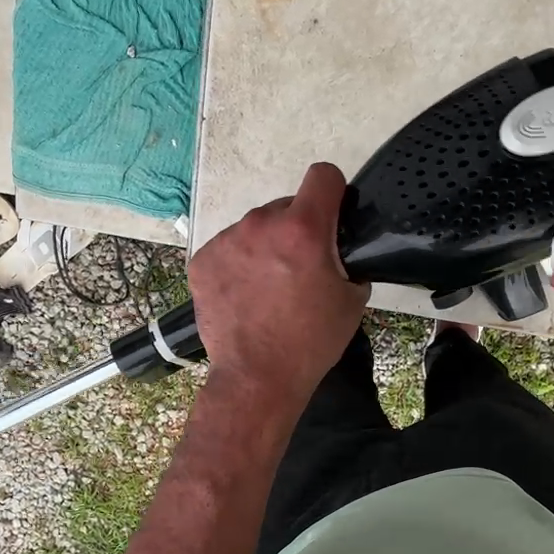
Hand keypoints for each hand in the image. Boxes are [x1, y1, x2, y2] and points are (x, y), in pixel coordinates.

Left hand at [188, 163, 369, 408]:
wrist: (257, 378)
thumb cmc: (310, 342)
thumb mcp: (351, 300)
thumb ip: (347, 261)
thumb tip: (338, 251)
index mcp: (303, 229)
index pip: (323, 175)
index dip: (332, 193)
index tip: (331, 216)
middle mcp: (260, 225)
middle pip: (285, 208)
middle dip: (296, 231)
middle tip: (300, 272)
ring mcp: (226, 241)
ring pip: (254, 230)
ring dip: (265, 248)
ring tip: (269, 291)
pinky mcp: (201, 261)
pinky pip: (227, 250)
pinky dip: (237, 266)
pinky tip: (245, 298)